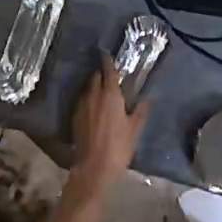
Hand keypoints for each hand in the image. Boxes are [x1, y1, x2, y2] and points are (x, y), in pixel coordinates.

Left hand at [69, 56, 148, 192]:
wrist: (94, 167)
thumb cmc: (119, 147)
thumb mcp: (134, 129)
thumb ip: (140, 111)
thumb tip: (146, 99)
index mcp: (110, 96)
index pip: (108, 72)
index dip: (108, 62)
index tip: (107, 54)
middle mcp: (93, 96)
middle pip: (95, 78)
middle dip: (101, 74)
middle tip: (110, 77)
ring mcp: (81, 106)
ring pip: (87, 89)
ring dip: (94, 86)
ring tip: (103, 92)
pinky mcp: (74, 118)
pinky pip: (82, 101)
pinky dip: (88, 99)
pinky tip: (94, 108)